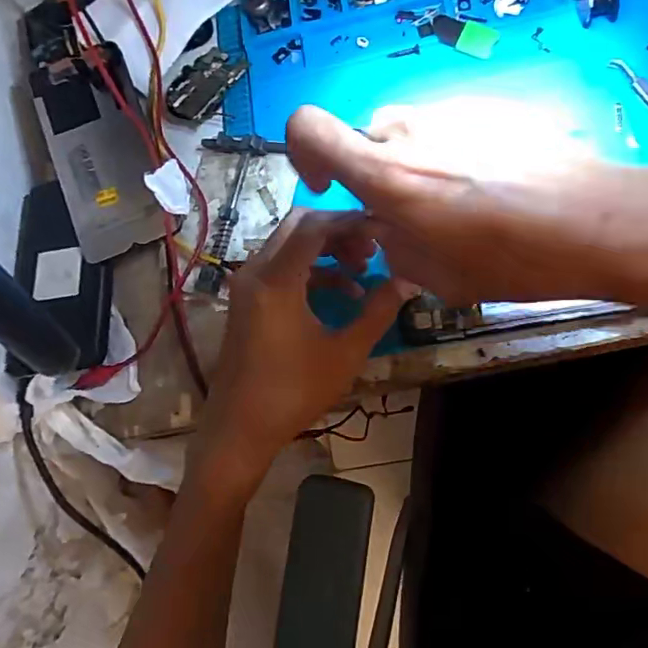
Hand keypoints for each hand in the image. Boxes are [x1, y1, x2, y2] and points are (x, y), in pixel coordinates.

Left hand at [192, 209, 412, 484]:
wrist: (239, 426)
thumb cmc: (294, 392)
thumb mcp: (345, 353)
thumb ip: (377, 312)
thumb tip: (408, 281)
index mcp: (277, 278)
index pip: (315, 225)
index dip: (352, 221)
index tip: (383, 230)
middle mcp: (255, 270)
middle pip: (299, 226)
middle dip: (339, 230)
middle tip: (373, 249)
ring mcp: (247, 284)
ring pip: (289, 245)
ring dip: (326, 250)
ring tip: (363, 269)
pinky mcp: (247, 298)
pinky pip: (281, 266)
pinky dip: (311, 271)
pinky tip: (343, 293)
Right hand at [286, 102, 647, 307]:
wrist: (601, 220)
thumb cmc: (514, 259)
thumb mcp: (437, 276)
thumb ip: (392, 245)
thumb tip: (386, 229)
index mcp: (387, 173)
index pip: (307, 126)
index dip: (302, 151)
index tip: (328, 183)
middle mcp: (409, 130)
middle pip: (364, 138)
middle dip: (374, 172)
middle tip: (409, 210)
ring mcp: (451, 111)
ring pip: (408, 132)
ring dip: (416, 162)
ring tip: (462, 199)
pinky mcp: (487, 105)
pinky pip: (447, 125)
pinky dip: (452, 151)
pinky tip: (495, 182)